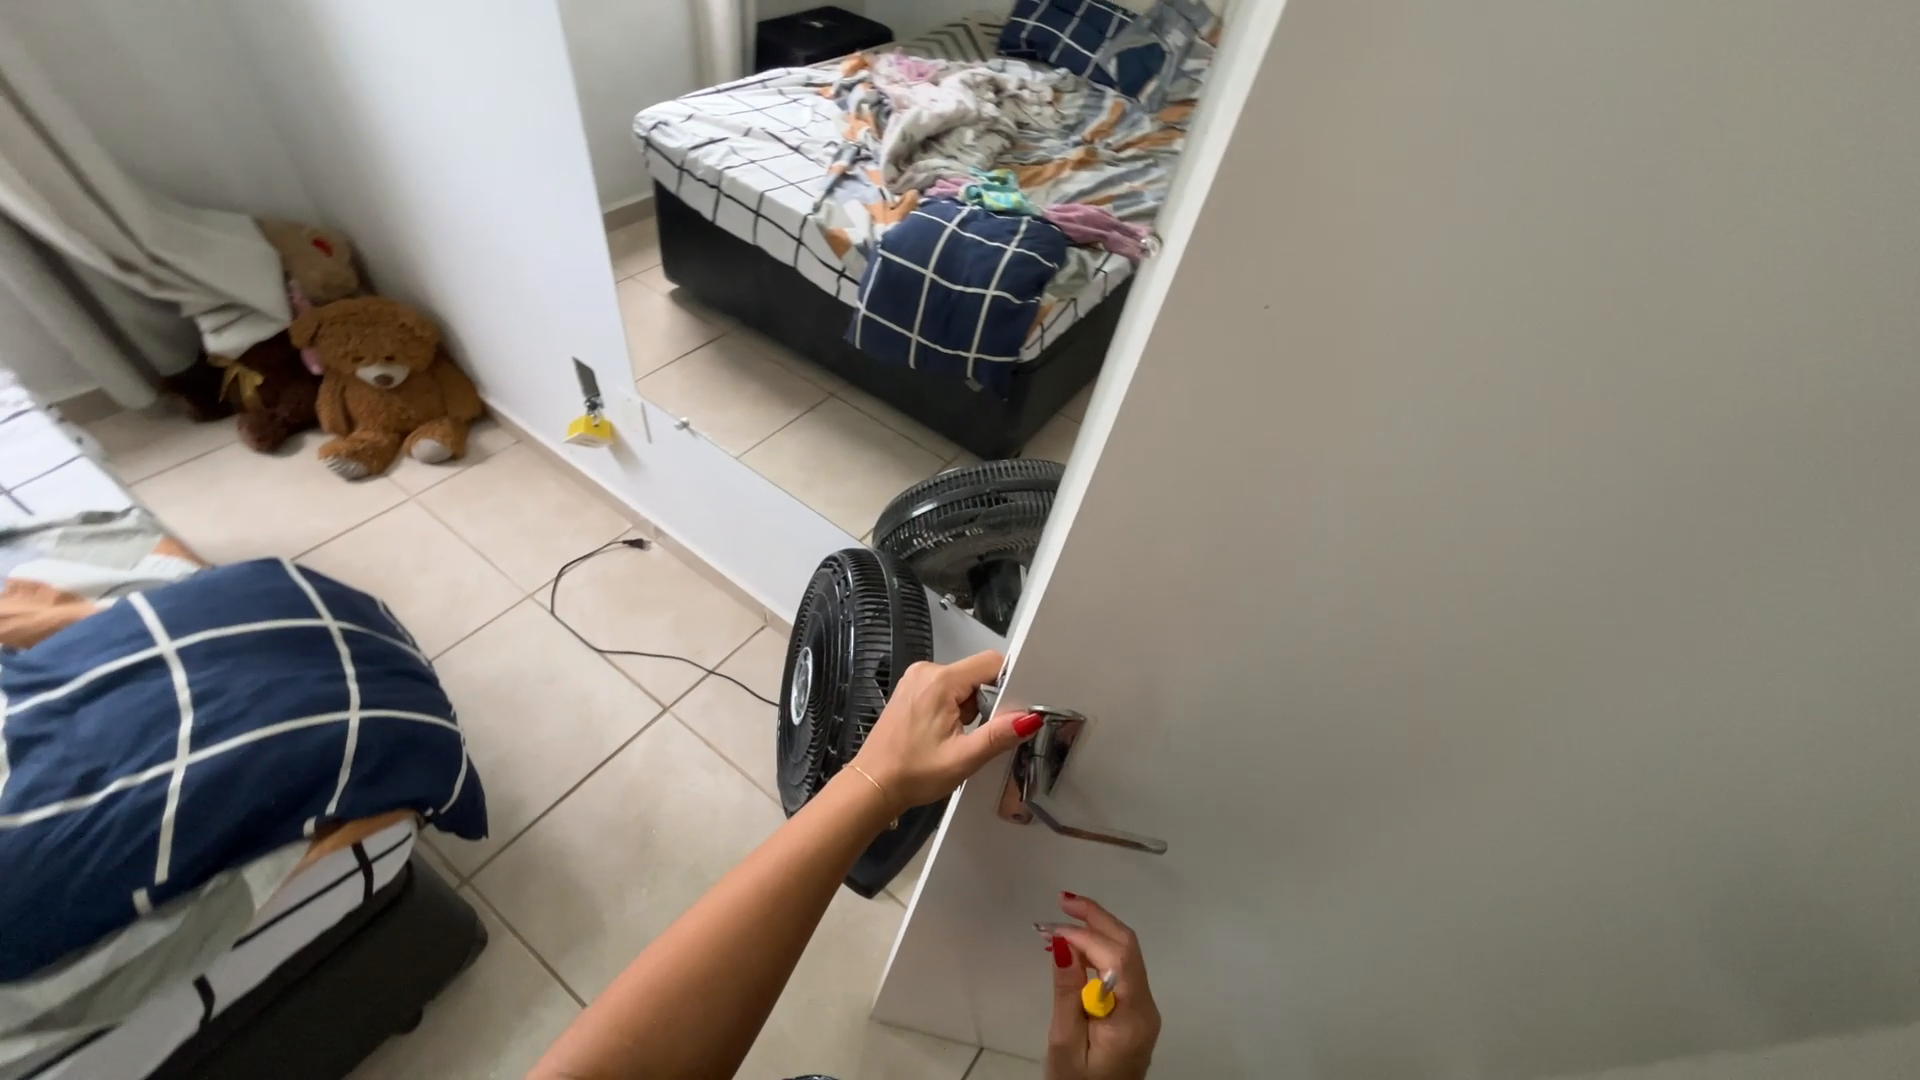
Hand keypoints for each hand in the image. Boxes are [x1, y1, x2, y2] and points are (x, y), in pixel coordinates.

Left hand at [848, 650, 1037, 813]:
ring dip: (969, 707)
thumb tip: (1030, 718)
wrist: (873, 785)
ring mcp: (915, 679)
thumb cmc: (915, 773)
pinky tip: (944, 733)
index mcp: (940, 680)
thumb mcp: (963, 758)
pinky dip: (953, 708)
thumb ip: (999, 735)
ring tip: (958, 738)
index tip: (1012, 711)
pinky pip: (945, 689)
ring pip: (962, 683)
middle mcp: (926, 670)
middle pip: (976, 673)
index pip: (990, 663)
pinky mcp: (910, 690)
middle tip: (978, 733)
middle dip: (986, 701)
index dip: (1008, 683)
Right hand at [1043, 895, 1160, 1079]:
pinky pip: (1120, 967)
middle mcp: (1146, 1006)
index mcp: (1133, 1016)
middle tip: (1064, 900)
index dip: (1087, 936)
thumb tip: (1062, 941)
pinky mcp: (1135, 1010)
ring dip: (1097, 929)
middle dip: (1096, 917)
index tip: (1052, 930)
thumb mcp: (1065, 1044)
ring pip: (1126, 952)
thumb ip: (1066, 992)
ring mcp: (1143, 1008)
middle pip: (1128, 946)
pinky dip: (1099, 948)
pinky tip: (1075, 945)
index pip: (1117, 958)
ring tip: (1064, 916)